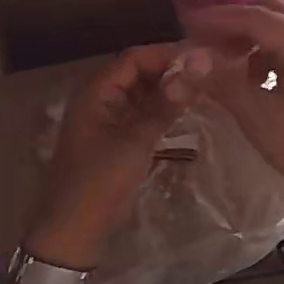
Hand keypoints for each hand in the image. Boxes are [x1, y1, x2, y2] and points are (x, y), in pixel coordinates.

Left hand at [27, 43, 205, 268]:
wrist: (74, 229)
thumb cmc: (100, 181)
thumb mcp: (136, 141)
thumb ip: (166, 104)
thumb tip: (198, 66)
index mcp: (96, 92)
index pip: (134, 58)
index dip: (167, 53)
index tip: (203, 56)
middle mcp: (100, 100)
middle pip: (138, 74)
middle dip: (171, 71)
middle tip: (210, 73)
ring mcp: (107, 122)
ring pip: (141, 96)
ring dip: (168, 92)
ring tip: (205, 89)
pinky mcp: (115, 142)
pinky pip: (140, 117)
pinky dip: (162, 112)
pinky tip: (186, 113)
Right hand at [186, 0, 283, 221]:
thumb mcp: (259, 117)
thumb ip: (222, 82)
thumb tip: (186, 59)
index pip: (256, 17)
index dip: (218, 19)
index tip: (185, 25)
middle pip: (272, 14)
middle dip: (235, 23)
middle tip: (202, 39)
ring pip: (281, 32)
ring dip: (248, 40)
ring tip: (221, 63)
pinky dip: (263, 57)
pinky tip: (249, 80)